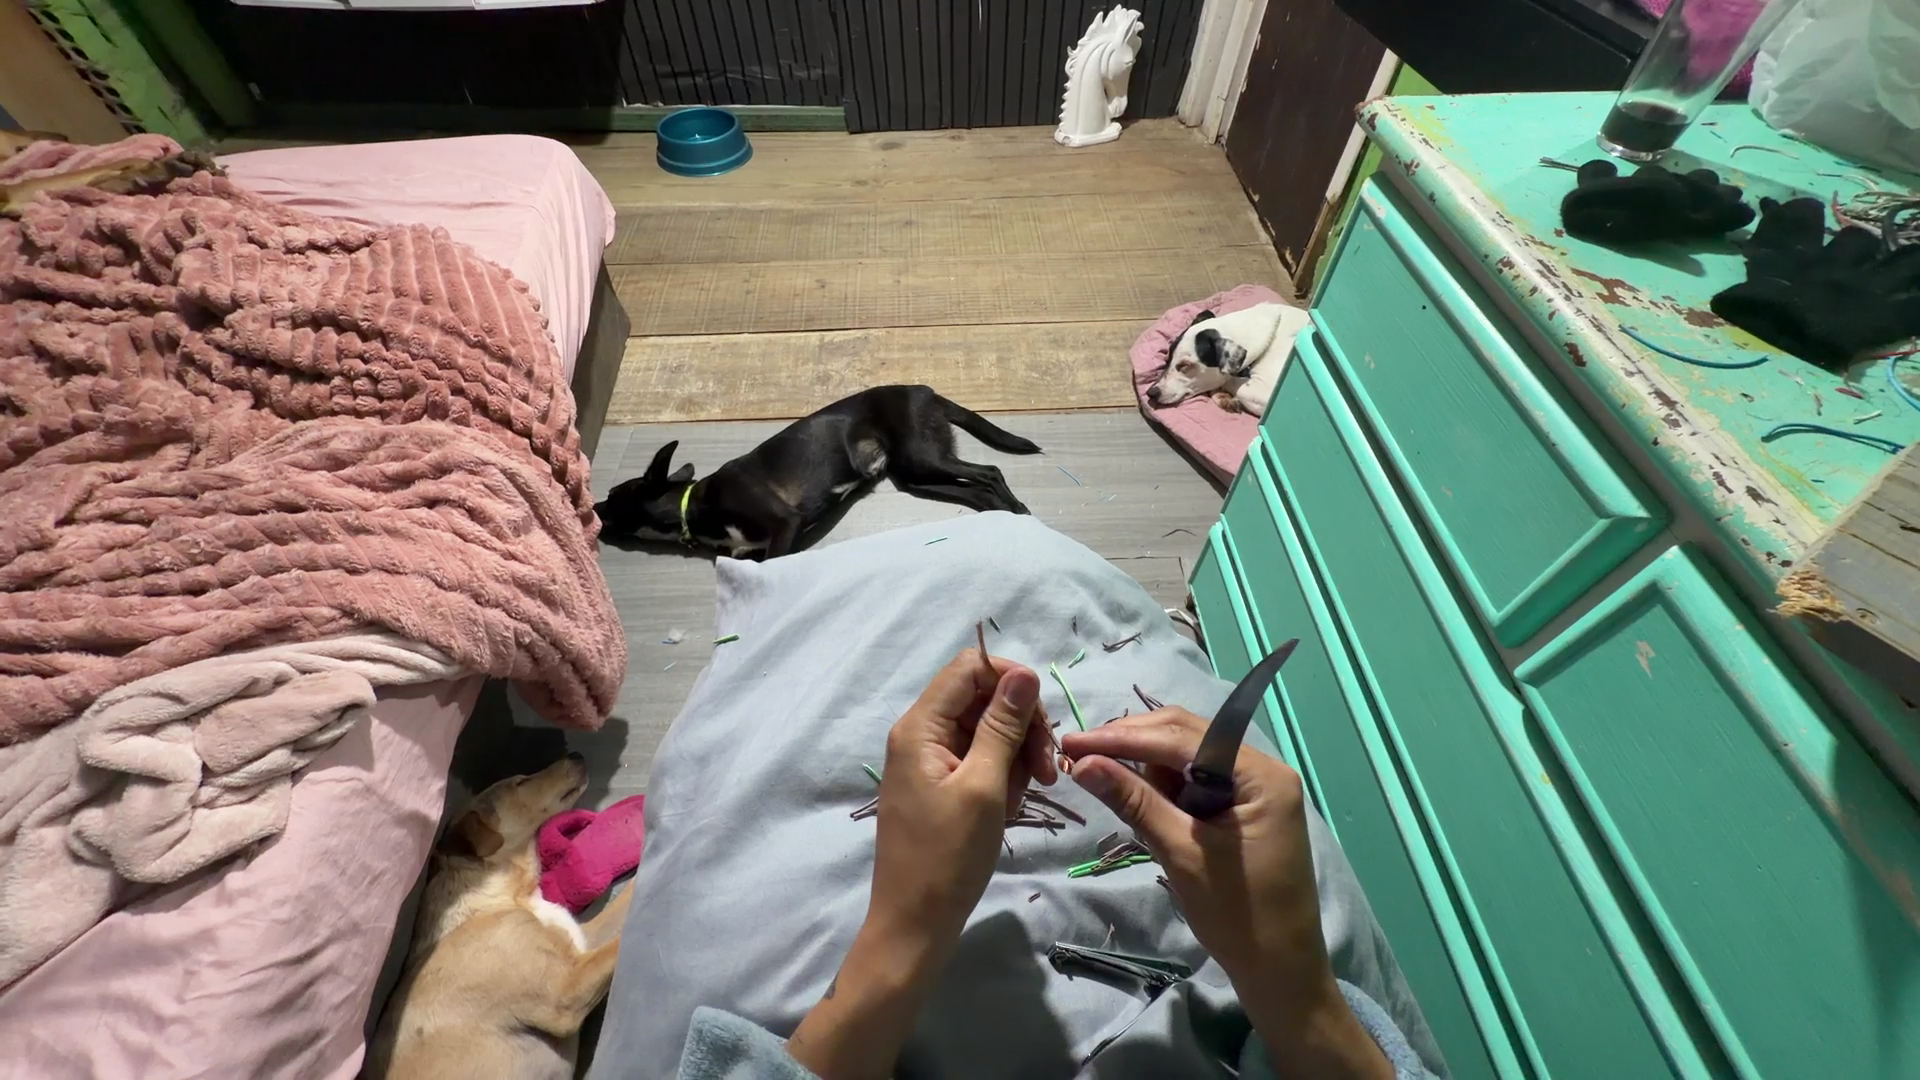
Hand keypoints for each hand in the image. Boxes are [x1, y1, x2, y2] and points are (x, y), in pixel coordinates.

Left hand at [869, 649, 1054, 946]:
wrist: (914, 926)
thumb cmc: (947, 858)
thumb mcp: (984, 787)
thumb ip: (1003, 725)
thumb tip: (1024, 673)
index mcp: (920, 726)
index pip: (969, 668)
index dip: (1010, 678)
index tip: (1043, 715)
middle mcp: (921, 732)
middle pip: (981, 698)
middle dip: (1020, 726)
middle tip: (1046, 770)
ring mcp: (930, 758)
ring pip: (986, 730)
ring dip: (1015, 756)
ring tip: (1023, 798)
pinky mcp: (940, 782)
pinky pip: (979, 759)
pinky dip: (1001, 777)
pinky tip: (1008, 808)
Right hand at [1060, 709, 1390, 1079]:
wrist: (1280, 975)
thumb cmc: (1237, 916)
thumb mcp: (1180, 853)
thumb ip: (1134, 801)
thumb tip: (1081, 762)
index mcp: (1260, 774)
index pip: (1181, 738)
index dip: (1123, 737)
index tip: (1074, 741)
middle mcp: (1259, 767)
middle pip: (1183, 735)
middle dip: (1131, 744)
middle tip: (1079, 753)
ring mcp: (1251, 785)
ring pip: (1183, 753)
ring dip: (1144, 765)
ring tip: (1108, 781)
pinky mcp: (1239, 804)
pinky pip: (1191, 777)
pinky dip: (1160, 784)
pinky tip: (1137, 796)